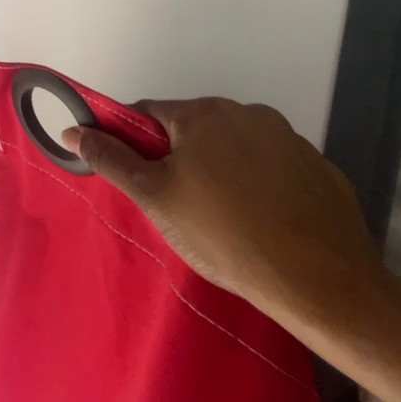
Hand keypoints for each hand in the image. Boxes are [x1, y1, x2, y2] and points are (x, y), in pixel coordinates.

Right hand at [60, 98, 380, 318]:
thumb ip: (110, 158)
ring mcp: (294, 142)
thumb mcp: (154, 197)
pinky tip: (263, 222)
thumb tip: (74, 130)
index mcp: (205, 113)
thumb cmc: (226, 235)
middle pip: (193, 130)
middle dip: (180, 159)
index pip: (148, 115)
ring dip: (221, 171)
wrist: (326, 288)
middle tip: (179, 204)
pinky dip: (261, 187)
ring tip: (225, 218)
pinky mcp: (324, 173)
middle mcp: (250, 114)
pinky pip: (274, 170)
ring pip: (235, 149)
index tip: (140, 180)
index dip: (135, 145)